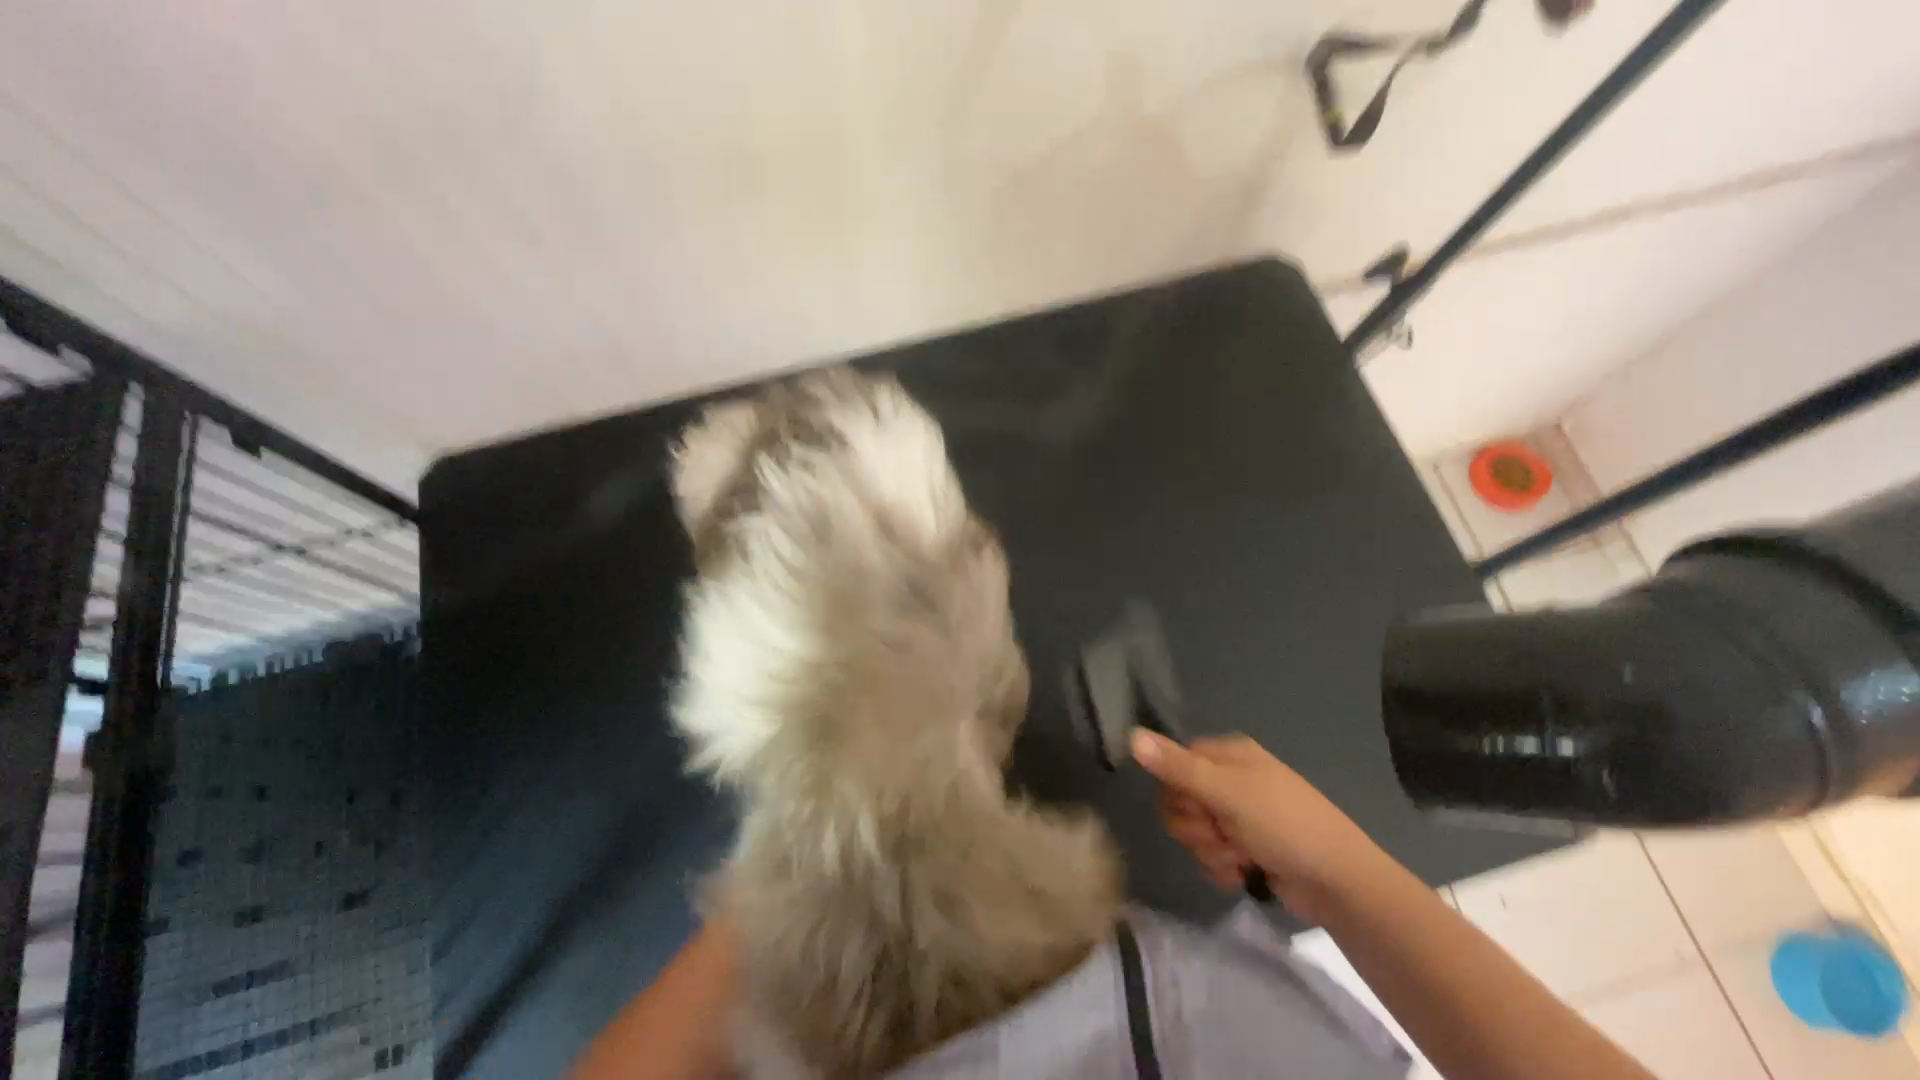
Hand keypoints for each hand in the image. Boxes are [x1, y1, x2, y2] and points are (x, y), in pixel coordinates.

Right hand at [1131, 731, 1386, 919]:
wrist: (1336, 881)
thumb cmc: (1284, 824)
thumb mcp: (1228, 793)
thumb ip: (1178, 767)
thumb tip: (1131, 734)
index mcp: (1229, 755)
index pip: (1174, 763)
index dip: (1178, 790)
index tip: (1197, 805)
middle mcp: (1231, 780)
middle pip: (1178, 801)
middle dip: (1195, 826)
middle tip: (1222, 833)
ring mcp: (1239, 816)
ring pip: (1192, 832)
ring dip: (1210, 850)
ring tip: (1240, 857)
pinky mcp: (1245, 849)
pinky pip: (1210, 855)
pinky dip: (1222, 867)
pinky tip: (1243, 873)